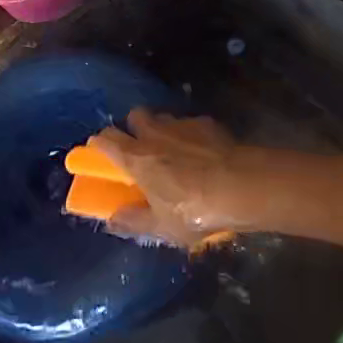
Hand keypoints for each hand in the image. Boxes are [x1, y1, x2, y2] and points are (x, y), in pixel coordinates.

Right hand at [86, 109, 242, 248]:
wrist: (241, 185)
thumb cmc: (194, 209)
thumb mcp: (162, 226)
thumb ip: (134, 221)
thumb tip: (112, 220)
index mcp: (136, 157)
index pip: (106, 139)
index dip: (100, 144)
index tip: (100, 152)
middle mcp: (155, 134)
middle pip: (135, 116)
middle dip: (134, 127)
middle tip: (142, 149)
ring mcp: (182, 125)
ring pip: (163, 117)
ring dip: (163, 130)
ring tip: (174, 150)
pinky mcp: (208, 123)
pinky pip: (191, 124)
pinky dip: (191, 135)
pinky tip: (202, 152)